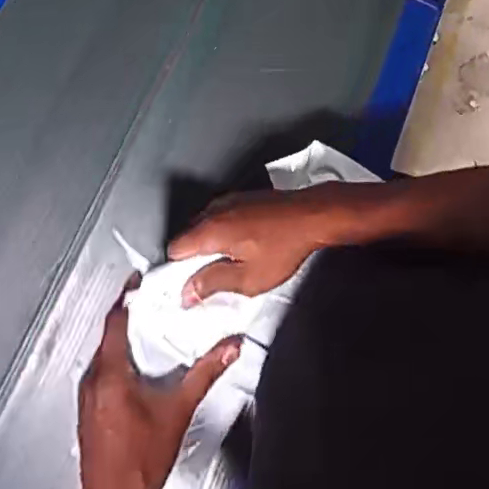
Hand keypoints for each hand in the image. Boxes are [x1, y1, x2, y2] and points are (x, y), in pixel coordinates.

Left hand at [79, 277, 240, 488]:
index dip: (126, 298)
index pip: (114, 323)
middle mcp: (92, 386)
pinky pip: (96, 376)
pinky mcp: (85, 417)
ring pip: (100, 357)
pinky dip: (112, 363)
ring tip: (140, 331)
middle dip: (125, 317)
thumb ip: (207, 372)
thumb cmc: (140, 463)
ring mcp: (85, 403)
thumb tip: (230, 347)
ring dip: (118, 341)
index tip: (135, 282)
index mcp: (111, 377)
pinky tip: (130, 371)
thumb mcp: (180, 409)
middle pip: (106, 338)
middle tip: (144, 302)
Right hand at [167, 183, 382, 305]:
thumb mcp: (247, 278)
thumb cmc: (282, 248)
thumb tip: (187, 292)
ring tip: (231, 261)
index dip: (177, 269)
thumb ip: (212, 284)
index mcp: (210, 229)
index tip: (190, 283)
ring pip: (207, 223)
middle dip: (194, 256)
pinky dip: (225, 229)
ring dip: (211, 242)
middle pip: (189, 234)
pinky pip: (224, 215)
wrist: (313, 215)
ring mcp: (232, 199)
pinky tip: (244, 243)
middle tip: (211, 277)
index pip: (175, 248)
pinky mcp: (247, 196)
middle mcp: (216, 209)